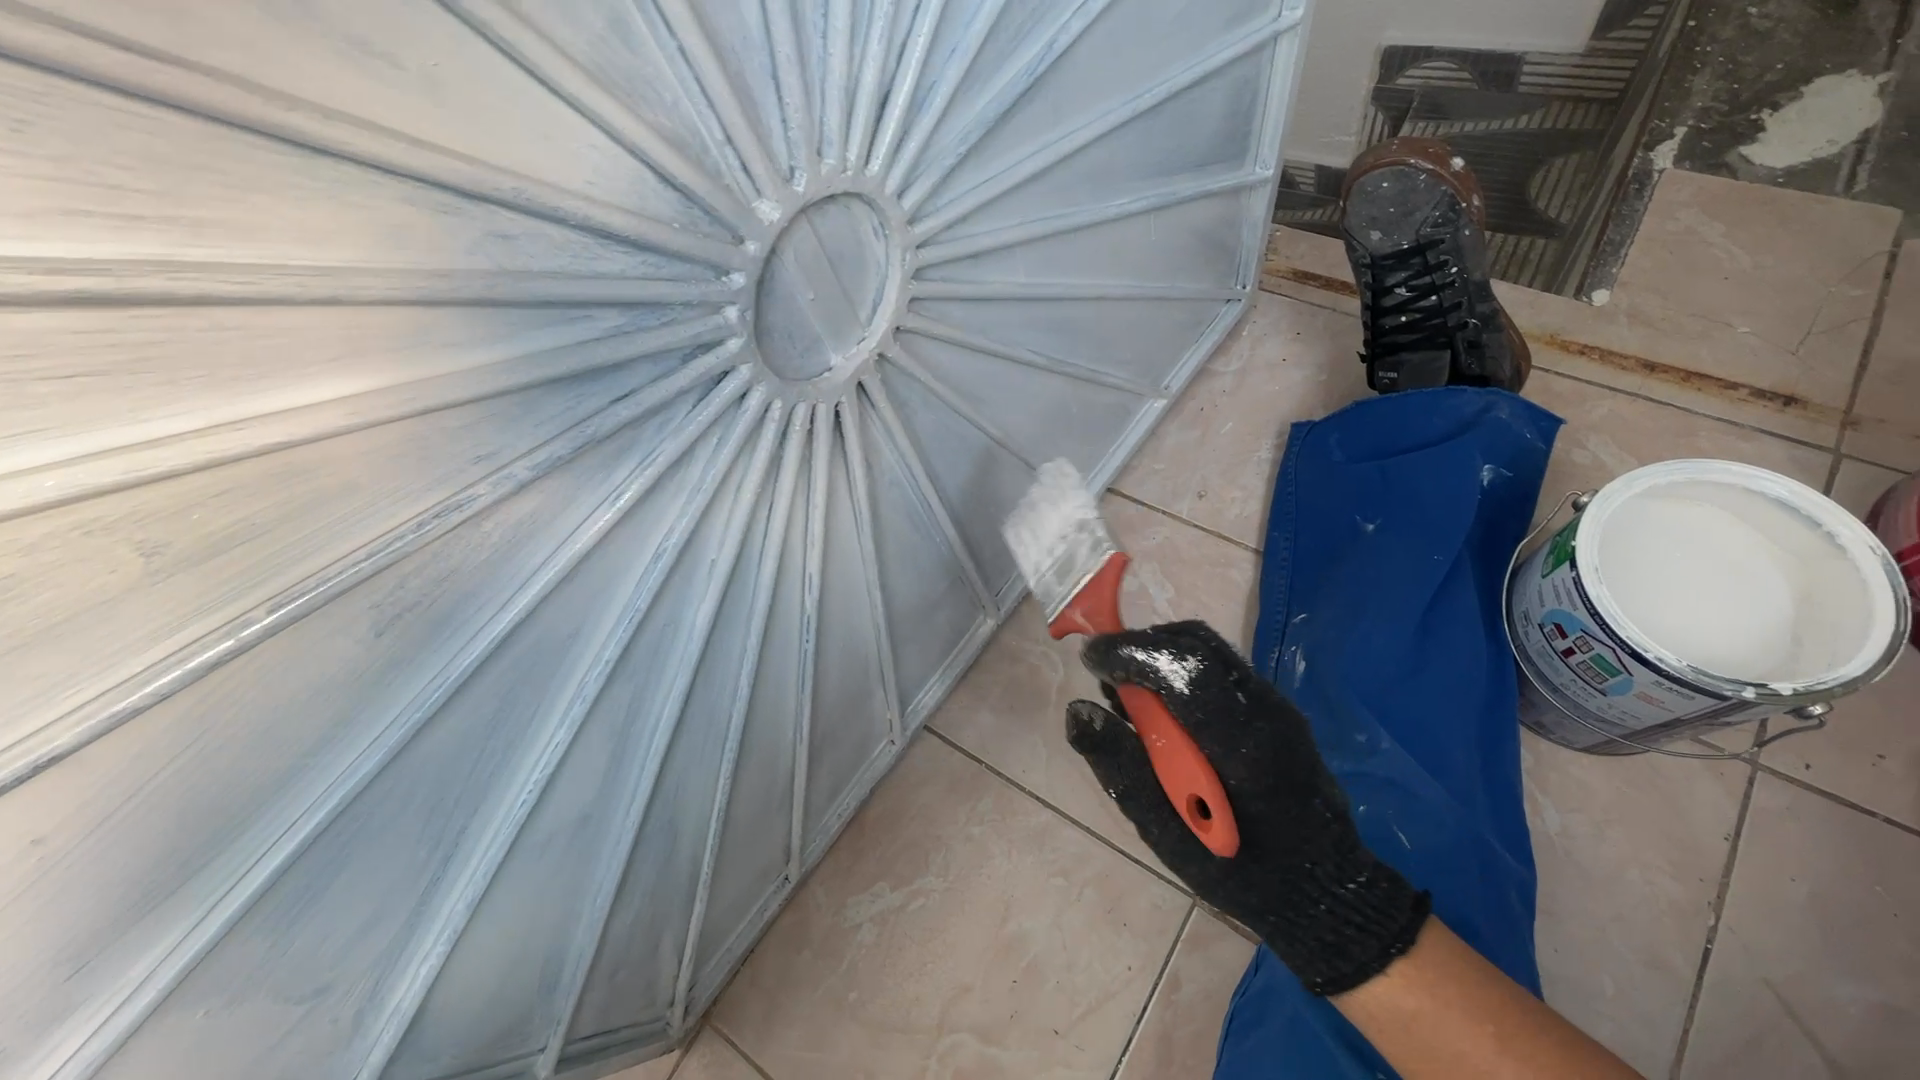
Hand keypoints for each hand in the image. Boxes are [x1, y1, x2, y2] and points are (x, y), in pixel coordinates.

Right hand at [1066, 621, 1429, 995]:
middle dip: (1141, 646)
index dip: (1130, 652)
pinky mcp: (1276, 711)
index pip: (1184, 666)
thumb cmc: (1240, 873)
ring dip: (1160, 658)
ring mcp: (1277, 706)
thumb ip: (1121, 768)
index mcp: (1242, 746)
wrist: (1322, 889)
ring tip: (1127, 696)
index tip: (1089, 659)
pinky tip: (1164, 716)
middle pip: (1197, 643)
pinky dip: (1181, 674)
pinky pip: (1220, 671)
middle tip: (1104, 674)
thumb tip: (1079, 710)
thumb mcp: (1167, 836)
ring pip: (1209, 651)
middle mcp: (1266, 710)